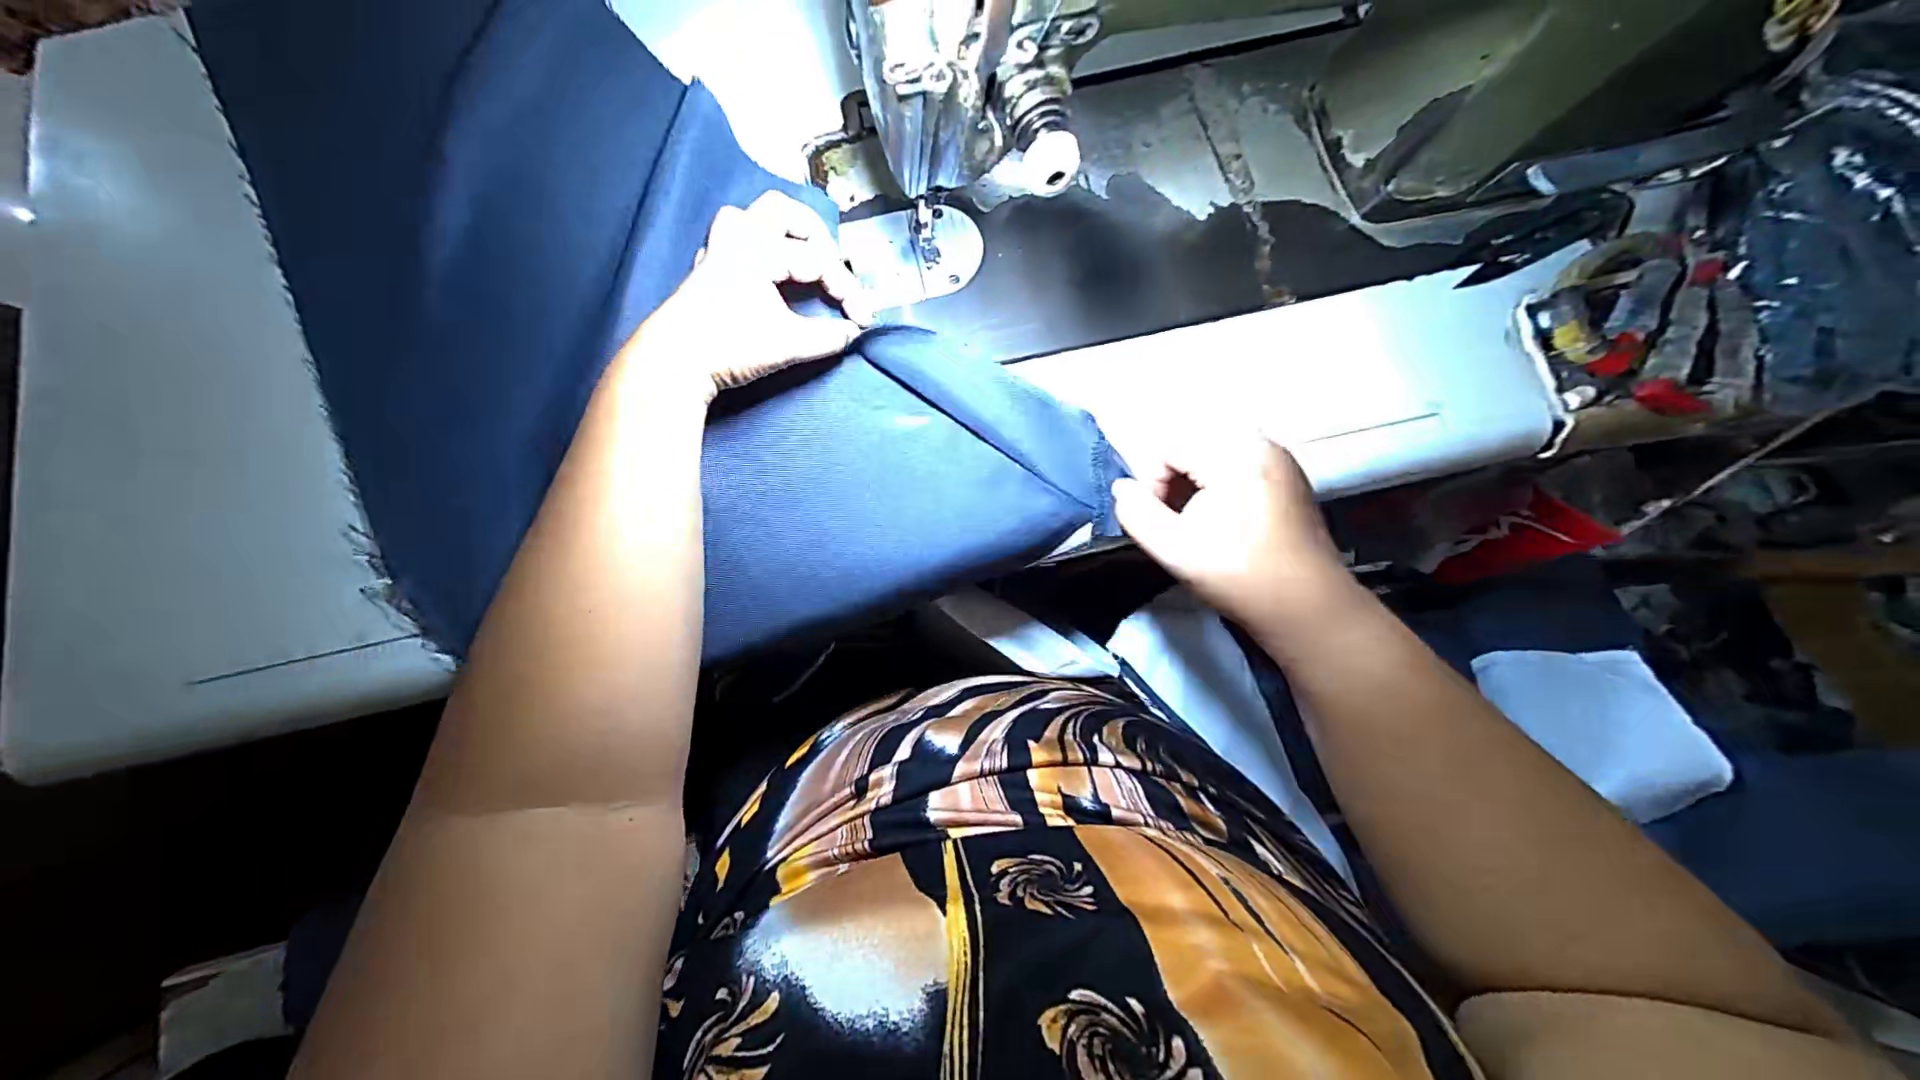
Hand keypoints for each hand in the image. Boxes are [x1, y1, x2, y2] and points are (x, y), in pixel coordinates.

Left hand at [623, 192, 875, 401]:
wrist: (674, 363)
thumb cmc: (729, 346)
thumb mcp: (788, 344)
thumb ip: (827, 337)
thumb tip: (851, 333)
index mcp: (760, 249)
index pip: (818, 261)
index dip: (848, 290)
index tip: (863, 319)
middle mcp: (737, 239)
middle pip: (783, 212)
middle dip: (815, 235)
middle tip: (834, 266)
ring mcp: (717, 252)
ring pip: (751, 219)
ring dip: (780, 233)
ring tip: (802, 259)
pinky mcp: (706, 273)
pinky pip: (733, 243)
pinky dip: (757, 251)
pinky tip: (766, 274)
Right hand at [1112, 438, 1355, 633]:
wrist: (1307, 607)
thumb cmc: (1238, 576)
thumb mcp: (1172, 548)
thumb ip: (1136, 512)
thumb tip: (1122, 487)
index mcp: (1236, 455)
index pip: (1168, 450)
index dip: (1153, 486)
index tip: (1162, 525)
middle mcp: (1263, 444)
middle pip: (1192, 450)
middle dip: (1176, 486)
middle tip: (1180, 527)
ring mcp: (1281, 459)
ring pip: (1214, 459)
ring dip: (1197, 489)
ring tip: (1202, 528)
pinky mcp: (1291, 477)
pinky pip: (1239, 468)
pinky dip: (1222, 489)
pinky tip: (1227, 525)